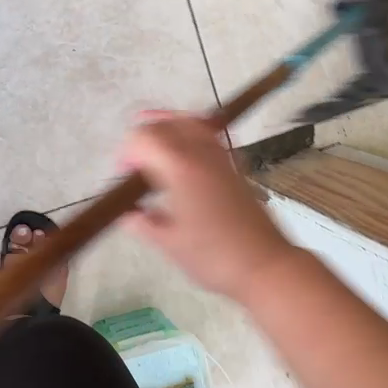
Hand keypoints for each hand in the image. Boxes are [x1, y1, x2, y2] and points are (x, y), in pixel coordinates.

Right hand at [117, 111, 301, 301]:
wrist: (266, 264)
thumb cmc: (214, 257)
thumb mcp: (170, 244)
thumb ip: (144, 224)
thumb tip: (127, 214)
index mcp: (180, 168)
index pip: (145, 138)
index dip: (127, 150)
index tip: (121, 172)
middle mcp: (200, 154)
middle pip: (167, 124)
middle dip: (144, 133)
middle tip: (133, 157)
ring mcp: (221, 158)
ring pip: (190, 122)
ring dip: (168, 125)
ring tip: (154, 136)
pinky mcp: (235, 166)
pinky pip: (209, 135)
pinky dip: (191, 131)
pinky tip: (185, 148)